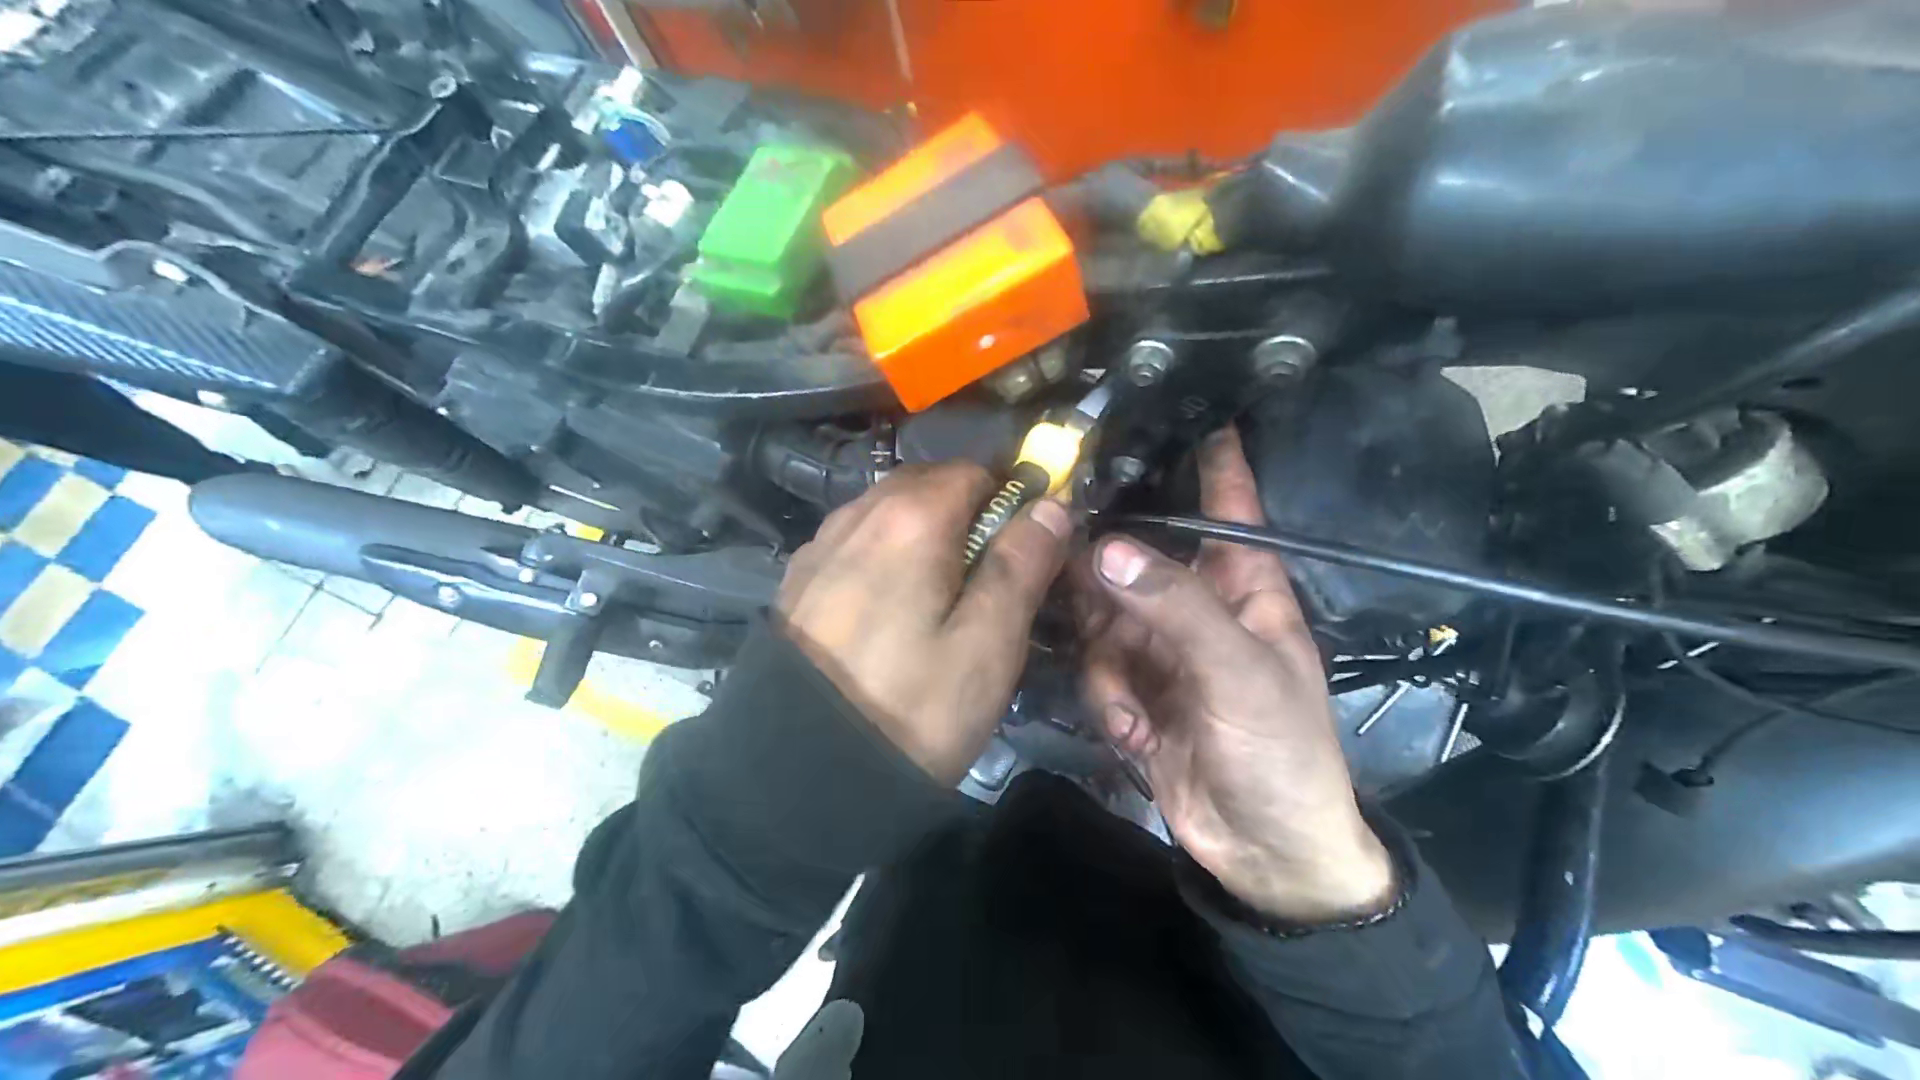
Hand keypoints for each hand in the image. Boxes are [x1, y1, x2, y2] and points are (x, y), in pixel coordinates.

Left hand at [778, 464, 1072, 784]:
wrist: (802, 773)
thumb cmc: (913, 707)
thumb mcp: (989, 643)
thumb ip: (1022, 564)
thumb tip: (1051, 505)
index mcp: (910, 519)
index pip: (975, 472)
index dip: (1011, 502)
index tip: (1024, 553)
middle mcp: (858, 514)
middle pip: (928, 486)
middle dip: (967, 517)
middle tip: (986, 583)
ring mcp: (819, 546)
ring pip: (888, 513)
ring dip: (923, 535)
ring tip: (938, 599)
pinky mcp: (798, 580)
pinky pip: (855, 544)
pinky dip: (883, 556)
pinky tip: (888, 608)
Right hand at [1074, 427, 1394, 923]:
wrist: (1263, 850)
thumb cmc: (1280, 750)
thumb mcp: (1238, 672)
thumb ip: (1173, 606)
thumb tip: (1105, 548)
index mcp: (1244, 587)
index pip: (1227, 505)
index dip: (1210, 458)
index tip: (1181, 411)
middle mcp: (1194, 605)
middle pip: (1136, 553)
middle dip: (1106, 565)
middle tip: (1063, 557)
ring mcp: (1157, 646)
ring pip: (1102, 612)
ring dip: (1106, 659)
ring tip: (1130, 701)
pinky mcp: (1130, 687)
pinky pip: (1096, 666)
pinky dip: (1107, 699)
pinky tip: (1133, 733)